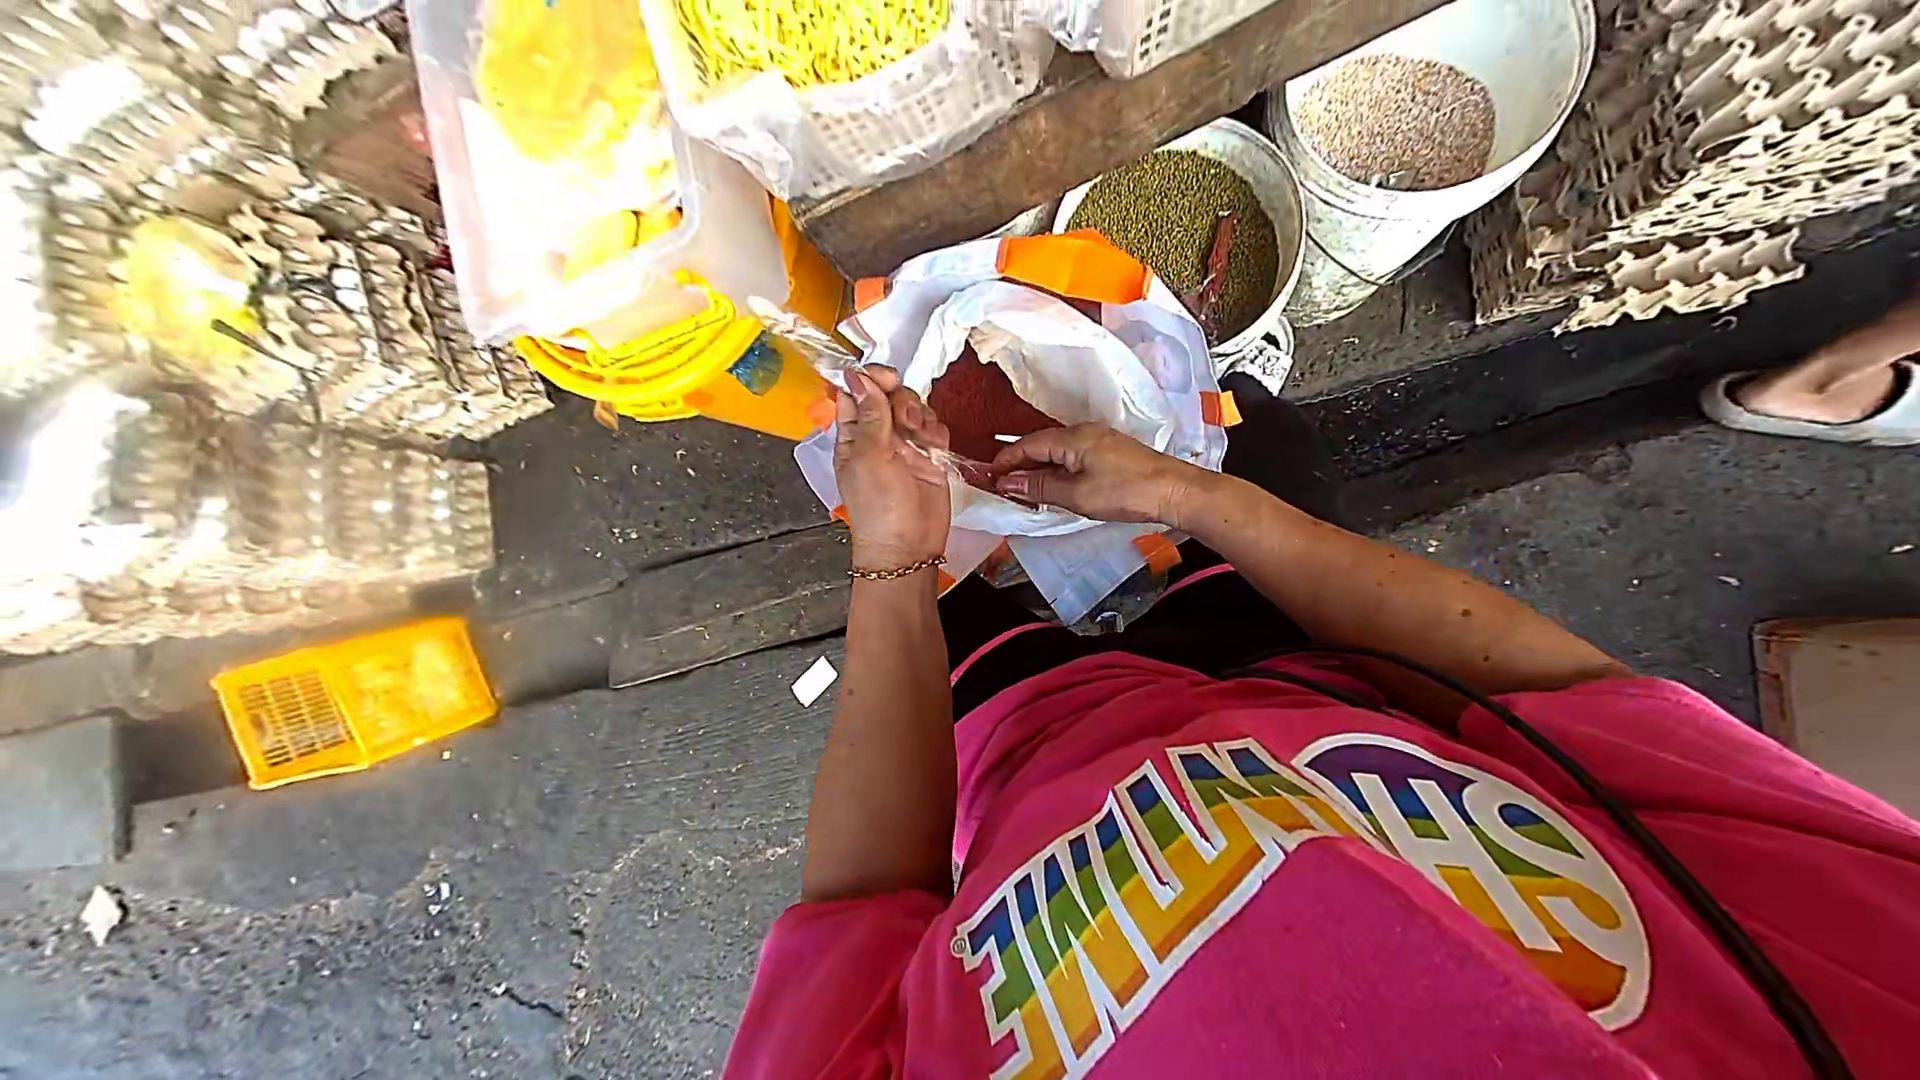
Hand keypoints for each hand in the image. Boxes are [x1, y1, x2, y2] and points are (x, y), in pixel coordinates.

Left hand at [834, 366, 951, 570]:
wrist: (909, 545)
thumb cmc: (879, 505)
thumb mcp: (869, 456)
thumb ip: (869, 414)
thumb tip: (856, 375)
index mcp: (852, 435)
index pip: (856, 392)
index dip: (870, 378)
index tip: (886, 378)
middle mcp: (878, 435)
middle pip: (889, 395)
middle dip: (900, 398)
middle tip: (905, 418)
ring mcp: (905, 445)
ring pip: (914, 407)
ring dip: (920, 414)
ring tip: (920, 437)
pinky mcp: (930, 455)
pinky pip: (934, 427)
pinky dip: (936, 430)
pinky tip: (934, 447)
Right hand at [990, 424, 1212, 526]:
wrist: (1175, 491)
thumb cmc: (1125, 492)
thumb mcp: (1077, 494)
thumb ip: (1040, 487)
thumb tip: (1008, 483)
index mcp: (1072, 438)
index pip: (1028, 445)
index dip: (1006, 460)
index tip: (989, 477)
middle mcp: (1083, 432)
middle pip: (1041, 445)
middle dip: (1019, 464)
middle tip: (1002, 485)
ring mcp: (1099, 440)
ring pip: (1057, 451)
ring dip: (1038, 467)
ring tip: (1024, 488)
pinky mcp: (1110, 452)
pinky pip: (1072, 456)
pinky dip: (1056, 469)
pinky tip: (1054, 484)